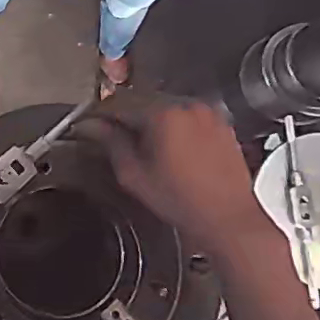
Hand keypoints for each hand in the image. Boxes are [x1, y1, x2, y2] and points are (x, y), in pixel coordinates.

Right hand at [78, 92, 270, 246]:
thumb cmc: (183, 201)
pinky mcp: (221, 124)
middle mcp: (187, 106)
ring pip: (167, 107)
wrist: (227, 219)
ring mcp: (208, 114)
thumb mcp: (134, 175)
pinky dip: (174, 126)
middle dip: (126, 116)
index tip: (91, 124)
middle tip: (112, 134)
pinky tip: (170, 148)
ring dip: (150, 120)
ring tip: (142, 144)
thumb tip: (95, 127)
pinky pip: (188, 117)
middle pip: (144, 101)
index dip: (101, 114)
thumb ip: (112, 143)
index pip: (120, 103)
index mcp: (163, 114)